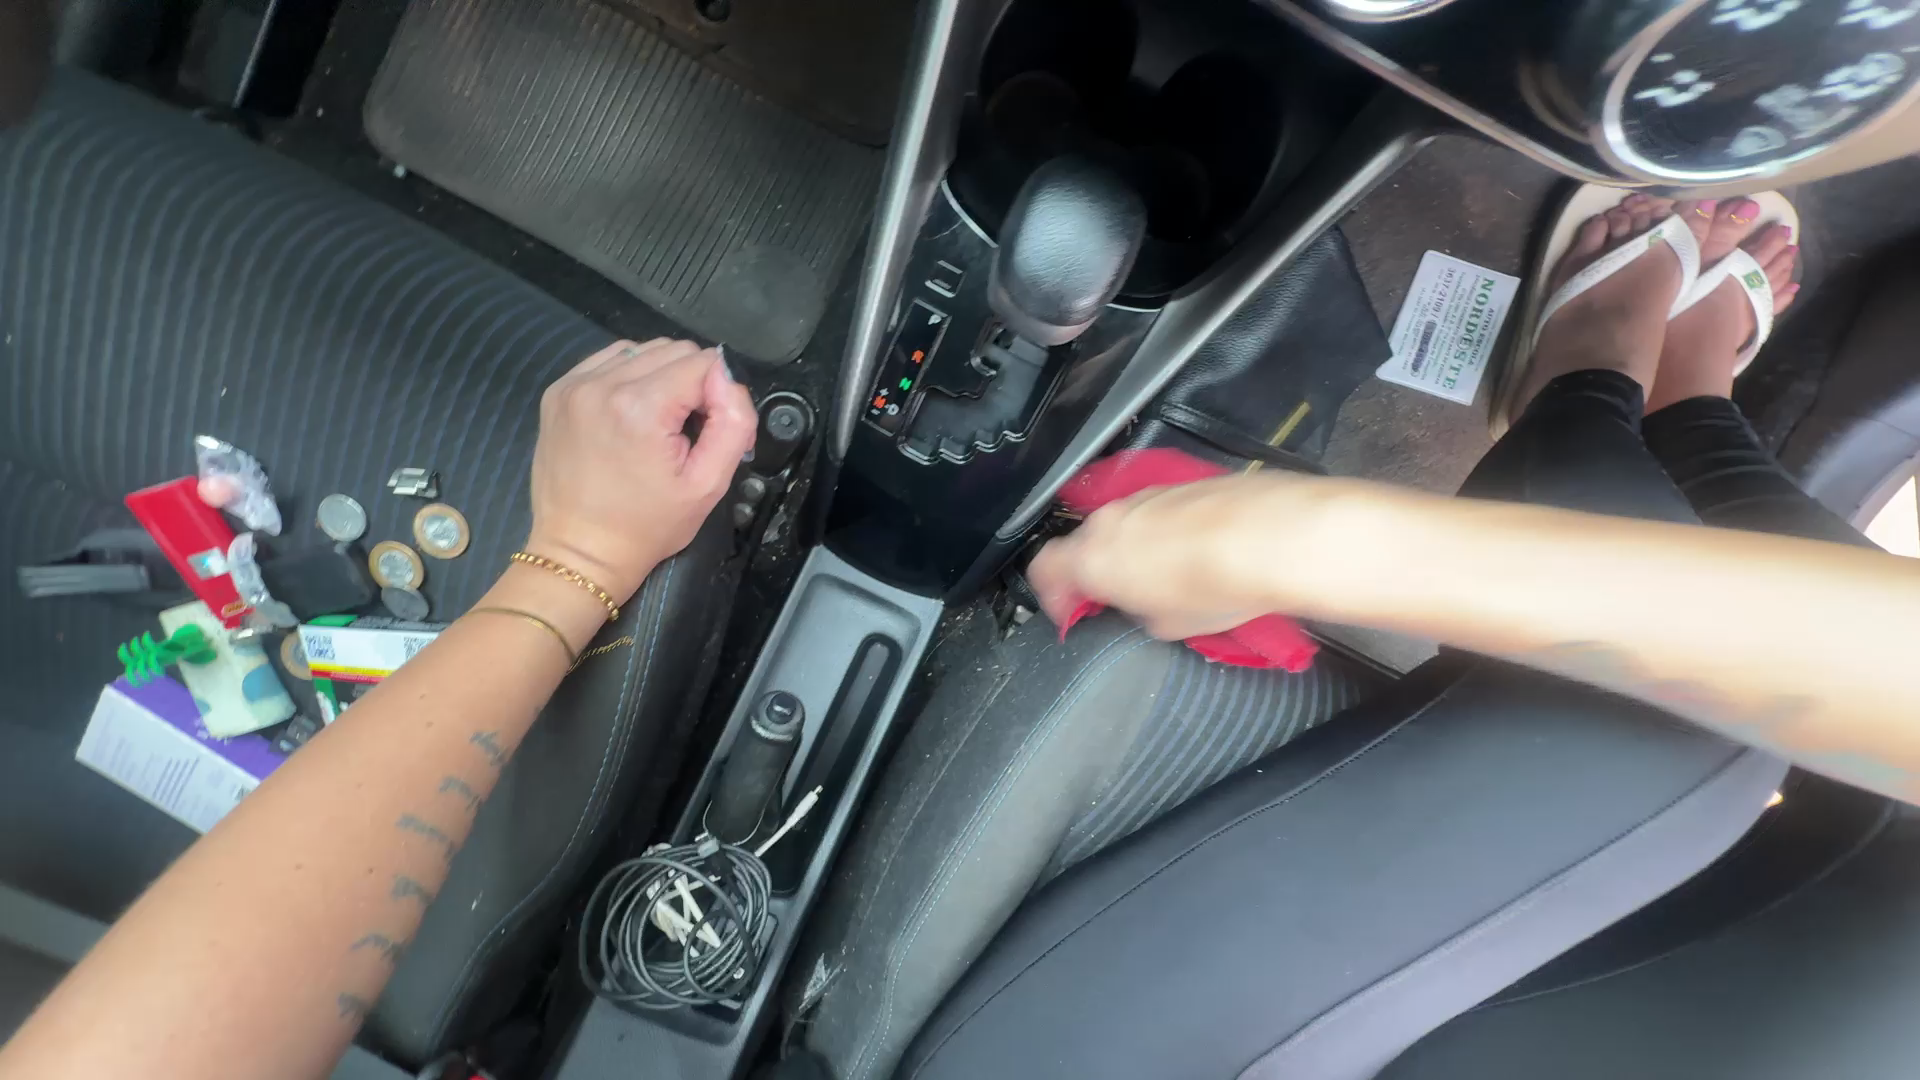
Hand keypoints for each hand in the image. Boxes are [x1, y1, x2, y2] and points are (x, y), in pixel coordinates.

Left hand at [525, 338, 757, 601]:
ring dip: (663, 376)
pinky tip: (633, 413)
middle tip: (688, 430)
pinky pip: (610, 360)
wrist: (581, 550)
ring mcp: (574, 385)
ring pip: (642, 350)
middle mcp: (601, 384)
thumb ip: (733, 424)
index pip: (703, 362)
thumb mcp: (709, 485)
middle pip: (674, 349)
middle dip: (693, 383)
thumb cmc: (648, 526)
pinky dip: (631, 377)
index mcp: (641, 407)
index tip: (709, 431)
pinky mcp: (558, 391)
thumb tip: (729, 382)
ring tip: (659, 422)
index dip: (719, 393)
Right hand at [1027, 474, 1323, 639]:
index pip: (1043, 570)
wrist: (1270, 537)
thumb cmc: (1214, 584)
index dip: (1052, 596)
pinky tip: (1193, 554)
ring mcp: (1143, 498)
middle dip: (1095, 571)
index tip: (1069, 611)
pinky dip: (1162, 532)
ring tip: (1164, 577)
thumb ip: (1136, 612)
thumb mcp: (1164, 624)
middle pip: (1083, 544)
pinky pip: (1154, 511)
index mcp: (1091, 558)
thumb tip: (1144, 607)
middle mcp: (1109, 520)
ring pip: (1120, 525)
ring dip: (1130, 550)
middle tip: (1116, 597)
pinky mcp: (1177, 486)